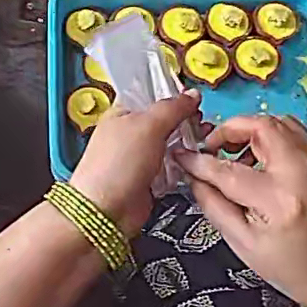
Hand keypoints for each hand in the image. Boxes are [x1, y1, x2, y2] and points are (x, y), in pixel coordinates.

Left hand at [69, 89, 201, 235]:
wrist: (107, 211)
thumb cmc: (113, 167)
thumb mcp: (148, 125)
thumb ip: (173, 107)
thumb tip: (190, 95)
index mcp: (123, 113)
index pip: (151, 95)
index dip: (173, 95)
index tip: (192, 98)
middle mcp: (130, 135)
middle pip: (165, 121)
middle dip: (184, 121)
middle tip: (198, 122)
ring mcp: (139, 158)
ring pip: (170, 145)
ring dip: (186, 145)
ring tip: (199, 142)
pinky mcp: (148, 179)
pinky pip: (171, 168)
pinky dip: (181, 167)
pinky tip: (190, 164)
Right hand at [173, 115, 306, 306]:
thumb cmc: (294, 269)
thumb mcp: (242, 245)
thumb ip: (214, 206)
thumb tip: (195, 178)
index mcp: (279, 202)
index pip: (228, 170)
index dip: (199, 162)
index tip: (182, 157)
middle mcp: (302, 175)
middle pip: (260, 126)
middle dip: (227, 130)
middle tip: (210, 148)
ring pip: (279, 122)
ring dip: (250, 130)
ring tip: (233, 151)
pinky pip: (294, 133)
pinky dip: (270, 136)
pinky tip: (257, 156)